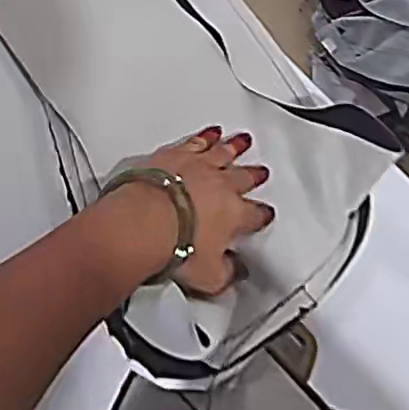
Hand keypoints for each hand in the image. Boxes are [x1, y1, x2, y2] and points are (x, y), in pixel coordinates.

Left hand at [136, 126, 274, 296]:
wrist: (144, 220)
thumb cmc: (174, 244)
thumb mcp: (209, 276)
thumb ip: (226, 274)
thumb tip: (232, 274)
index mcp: (234, 214)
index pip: (255, 215)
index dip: (262, 215)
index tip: (264, 214)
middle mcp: (219, 185)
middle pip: (243, 177)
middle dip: (254, 175)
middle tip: (260, 171)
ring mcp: (196, 167)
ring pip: (222, 152)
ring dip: (233, 146)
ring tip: (241, 141)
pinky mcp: (173, 155)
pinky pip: (194, 141)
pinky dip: (203, 136)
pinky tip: (207, 133)